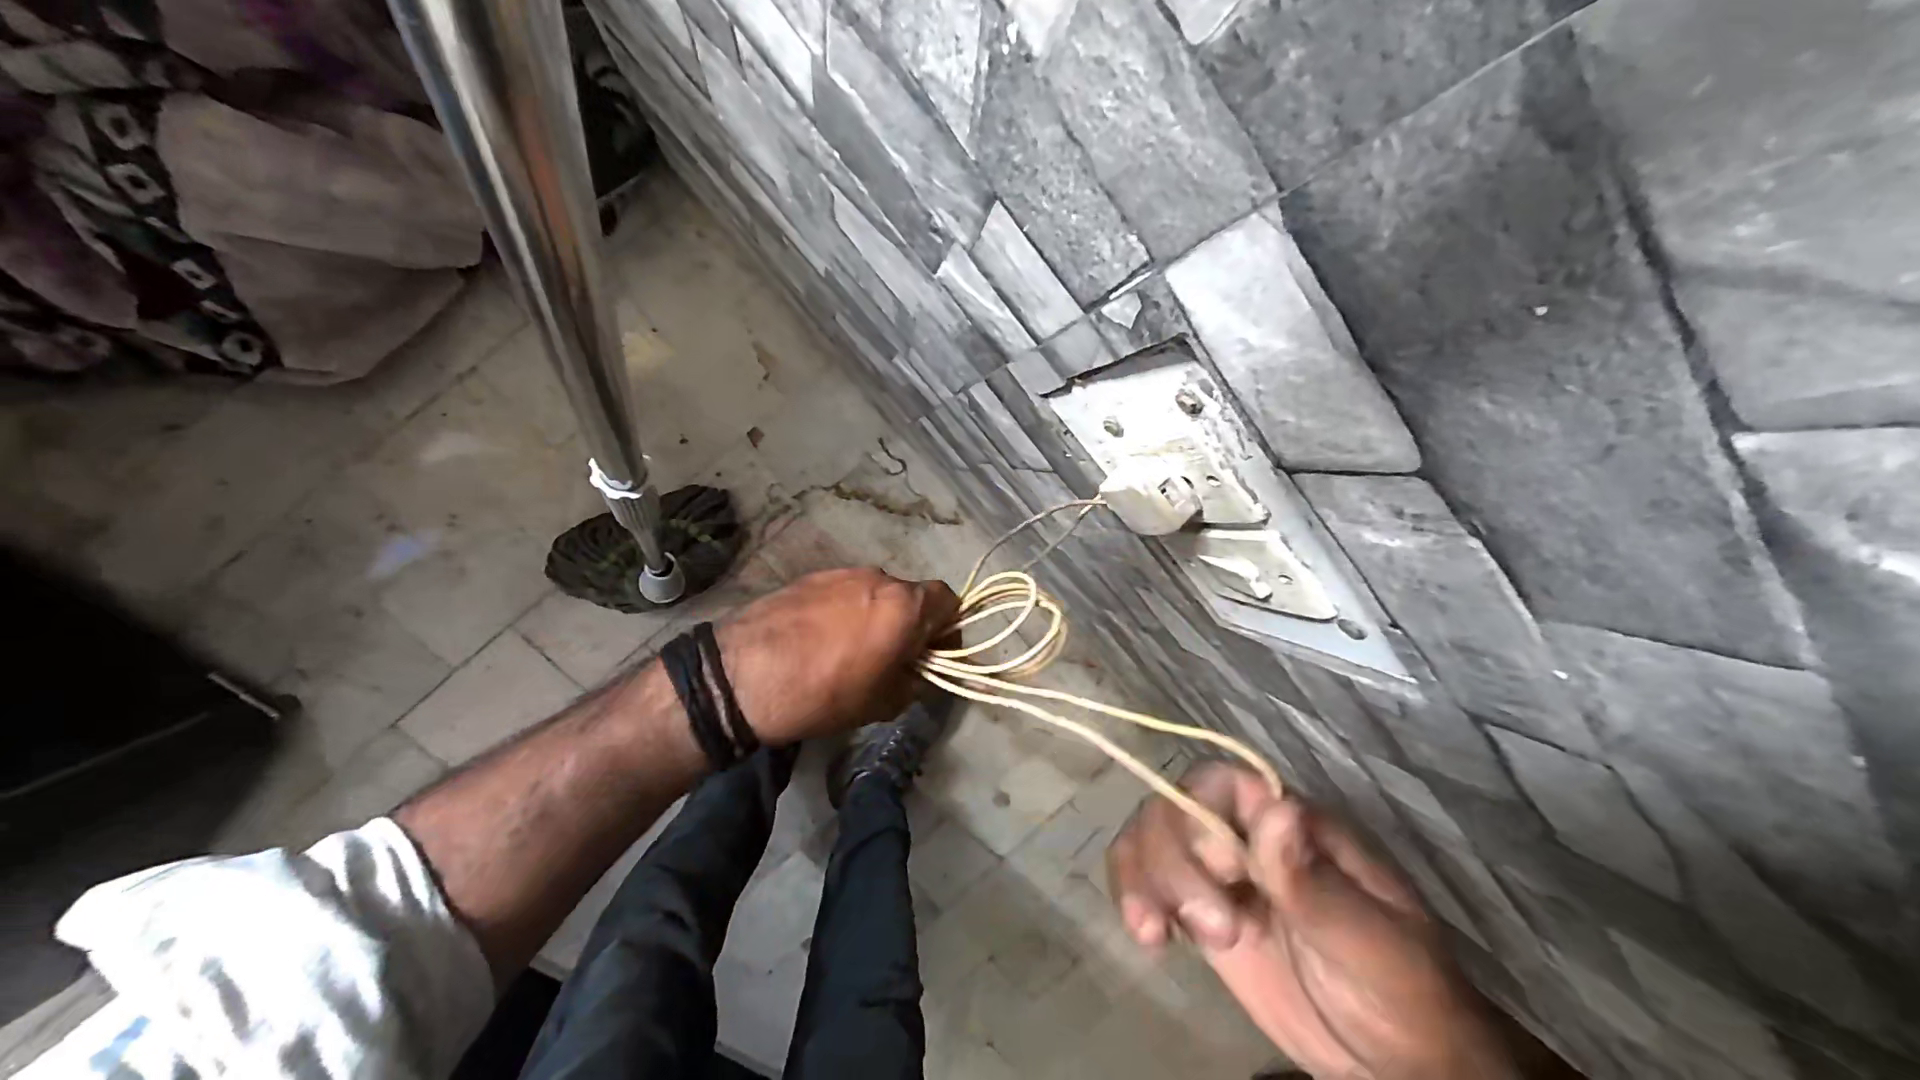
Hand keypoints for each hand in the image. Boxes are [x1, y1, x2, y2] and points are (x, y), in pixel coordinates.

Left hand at [715, 567, 958, 744]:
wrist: (741, 677)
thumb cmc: (824, 694)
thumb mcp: (883, 703)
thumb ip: (915, 682)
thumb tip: (921, 673)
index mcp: (904, 605)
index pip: (949, 601)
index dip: (948, 628)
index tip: (934, 655)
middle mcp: (879, 578)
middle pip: (910, 596)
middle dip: (910, 624)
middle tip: (894, 658)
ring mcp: (841, 573)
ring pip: (875, 593)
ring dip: (876, 616)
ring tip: (852, 650)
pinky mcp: (810, 577)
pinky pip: (843, 592)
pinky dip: (845, 611)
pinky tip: (821, 640)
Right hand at [1107, 763, 1524, 1079]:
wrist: (1394, 1057)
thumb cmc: (1400, 989)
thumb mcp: (1369, 940)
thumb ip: (1314, 881)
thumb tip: (1276, 808)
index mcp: (1291, 824)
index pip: (1222, 783)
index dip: (1200, 813)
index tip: (1220, 870)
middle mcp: (1244, 835)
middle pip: (1173, 810)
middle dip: (1173, 864)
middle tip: (1216, 934)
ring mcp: (1216, 873)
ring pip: (1149, 839)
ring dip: (1142, 879)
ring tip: (1158, 936)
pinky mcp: (1195, 911)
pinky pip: (1145, 880)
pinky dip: (1132, 896)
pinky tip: (1148, 936)